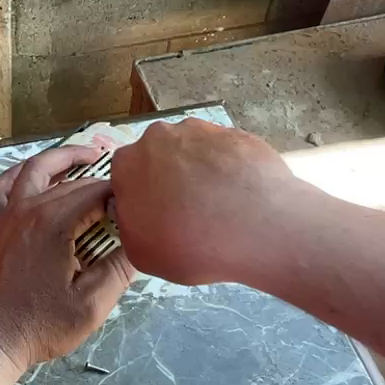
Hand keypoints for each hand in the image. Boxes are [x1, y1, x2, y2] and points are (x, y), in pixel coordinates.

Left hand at [0, 143, 136, 375]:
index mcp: (53, 223)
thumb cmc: (37, 326)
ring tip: (85, 156)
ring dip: (60, 160)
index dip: (119, 193)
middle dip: (98, 180)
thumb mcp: (90, 305)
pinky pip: (0, 187)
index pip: (95, 192)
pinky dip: (17, 174)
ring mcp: (3, 215)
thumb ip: (119, 270)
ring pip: (33, 171)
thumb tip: (141, 244)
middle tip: (121, 188)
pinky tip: (29, 176)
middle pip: (70, 183)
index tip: (137, 202)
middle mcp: (26, 209)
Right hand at [111, 118, 327, 285]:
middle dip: (170, 179)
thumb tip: (140, 215)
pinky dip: (231, 170)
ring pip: (194, 151)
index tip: (157, 217)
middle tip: (189, 212)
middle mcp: (159, 136)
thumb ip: (131, 226)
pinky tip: (243, 197)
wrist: (257, 228)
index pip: (127, 175)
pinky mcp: (237, 134)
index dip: (142, 197)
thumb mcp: (141, 253)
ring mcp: (202, 130)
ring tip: (221, 205)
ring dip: (201, 172)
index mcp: (127, 162)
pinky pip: (227, 153)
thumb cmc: (189, 243)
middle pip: (159, 157)